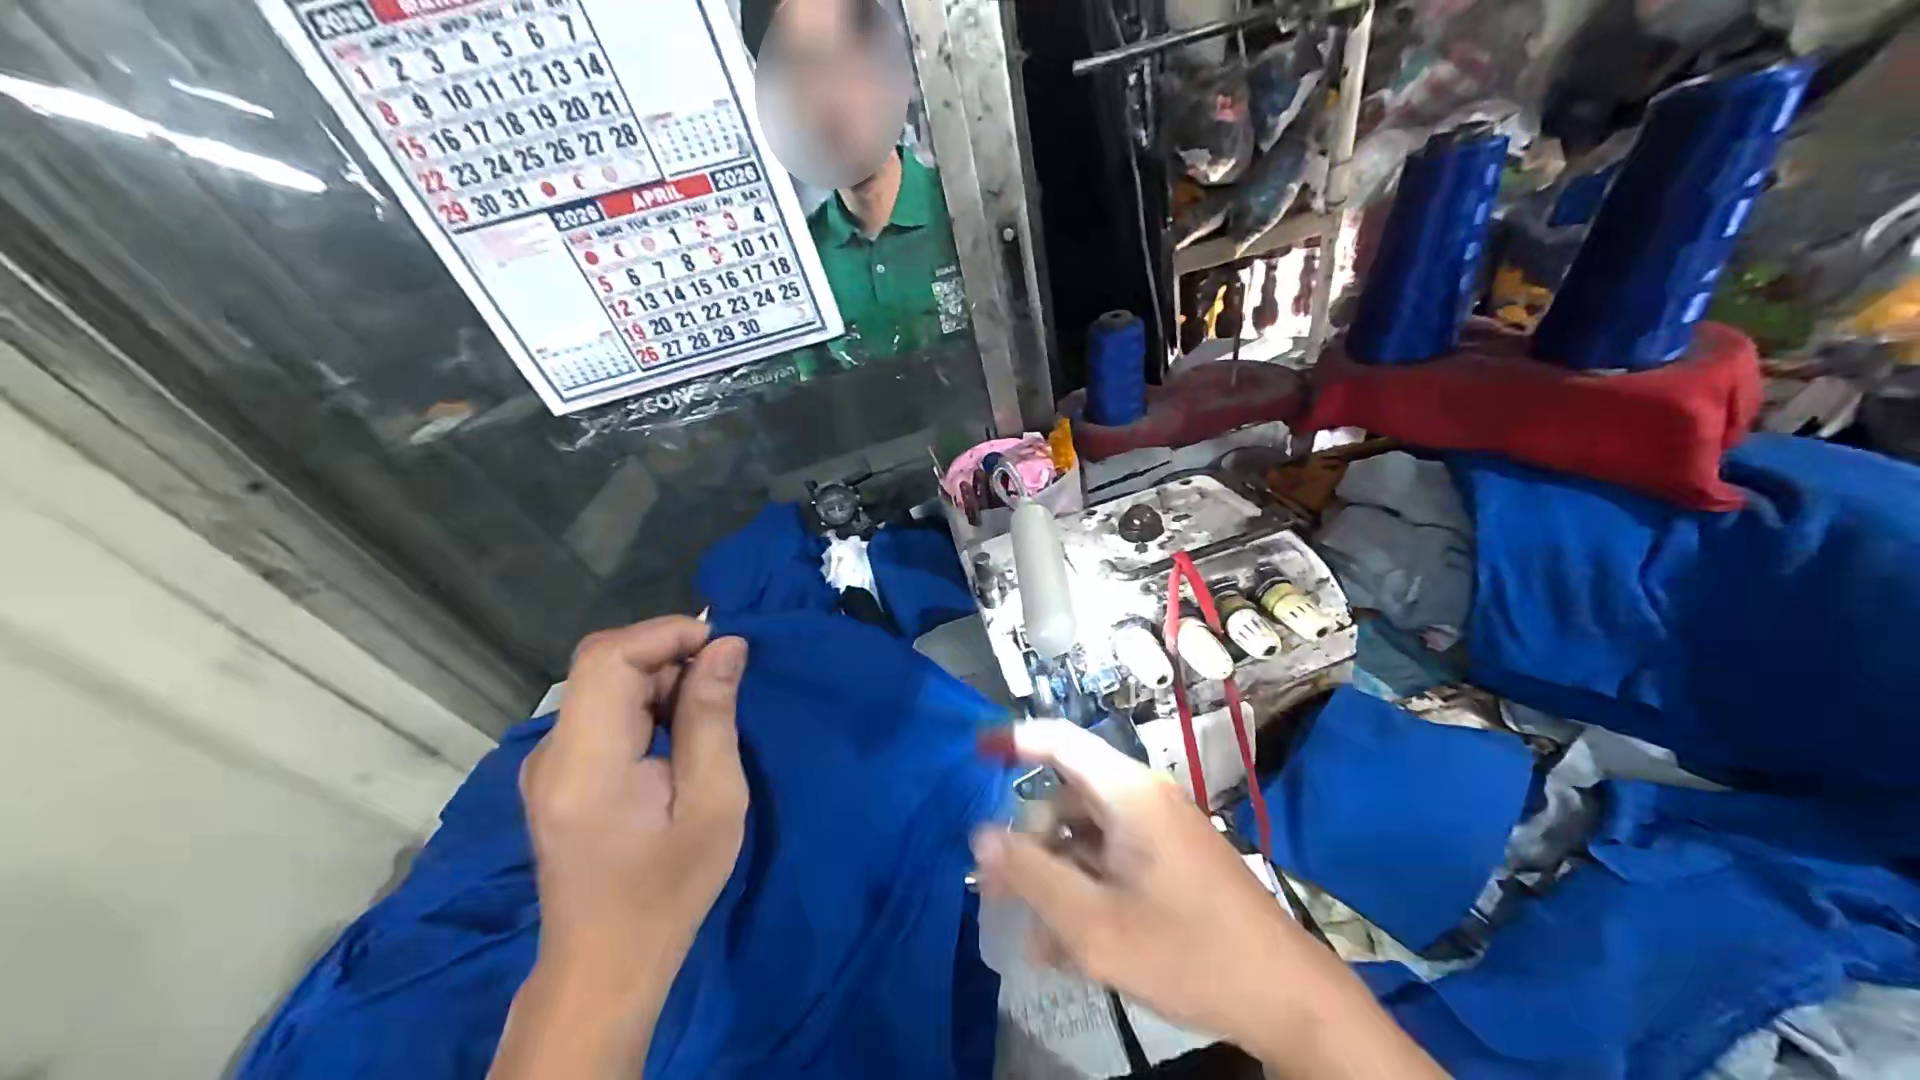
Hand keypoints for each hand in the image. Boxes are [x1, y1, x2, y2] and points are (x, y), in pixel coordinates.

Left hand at [523, 616, 748, 980]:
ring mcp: (549, 762)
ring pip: (605, 683)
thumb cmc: (669, 888)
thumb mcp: (713, 802)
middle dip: (670, 656)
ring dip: (662, 680)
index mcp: (584, 762)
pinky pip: (604, 710)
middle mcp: (552, 752)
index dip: (664, 633)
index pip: (607, 658)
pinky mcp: (560, 771)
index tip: (722, 645)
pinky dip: (647, 703)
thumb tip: (726, 645)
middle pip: (605, 665)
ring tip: (709, 713)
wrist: (608, 961)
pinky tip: (680, 734)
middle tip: (726, 683)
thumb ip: (713, 716)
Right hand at [971, 721, 1293, 1038]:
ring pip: (1084, 835)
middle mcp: (1141, 798)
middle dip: (1027, 842)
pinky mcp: (1169, 858)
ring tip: (1036, 935)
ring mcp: (1159, 828)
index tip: (974, 753)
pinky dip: (1084, 887)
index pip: (1058, 740)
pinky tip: (1070, 942)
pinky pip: (1110, 857)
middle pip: (1064, 797)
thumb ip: (1030, 875)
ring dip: (1054, 875)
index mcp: (1126, 792)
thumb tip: (981, 835)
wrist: (1286, 998)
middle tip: (996, 892)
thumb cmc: (1187, 952)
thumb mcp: (1093, 924)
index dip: (1012, 740)